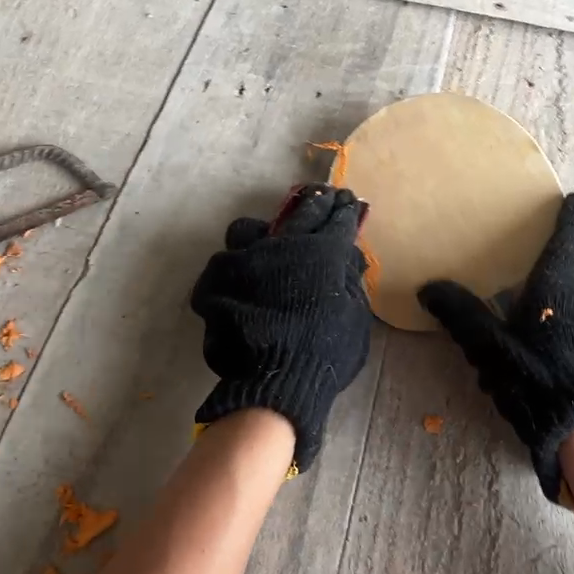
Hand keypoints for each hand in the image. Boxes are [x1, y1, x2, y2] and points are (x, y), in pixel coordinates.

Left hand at [190, 184, 372, 471]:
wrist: (277, 375)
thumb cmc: (328, 351)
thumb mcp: (355, 317)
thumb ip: (350, 283)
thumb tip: (349, 259)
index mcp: (325, 252)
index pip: (339, 220)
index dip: (345, 209)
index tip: (348, 201)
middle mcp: (286, 244)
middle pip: (302, 212)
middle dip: (315, 202)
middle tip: (321, 198)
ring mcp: (249, 258)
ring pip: (248, 229)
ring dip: (259, 233)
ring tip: (263, 241)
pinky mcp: (218, 278)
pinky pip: (223, 266)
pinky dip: (230, 272)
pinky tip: (233, 281)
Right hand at [418, 193, 573, 501]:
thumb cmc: (538, 381)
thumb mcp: (491, 350)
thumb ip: (461, 316)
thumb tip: (429, 286)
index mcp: (558, 289)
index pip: (569, 240)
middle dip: (562, 269)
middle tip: (537, 274)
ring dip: (566, 306)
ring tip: (540, 323)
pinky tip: (556, 361)